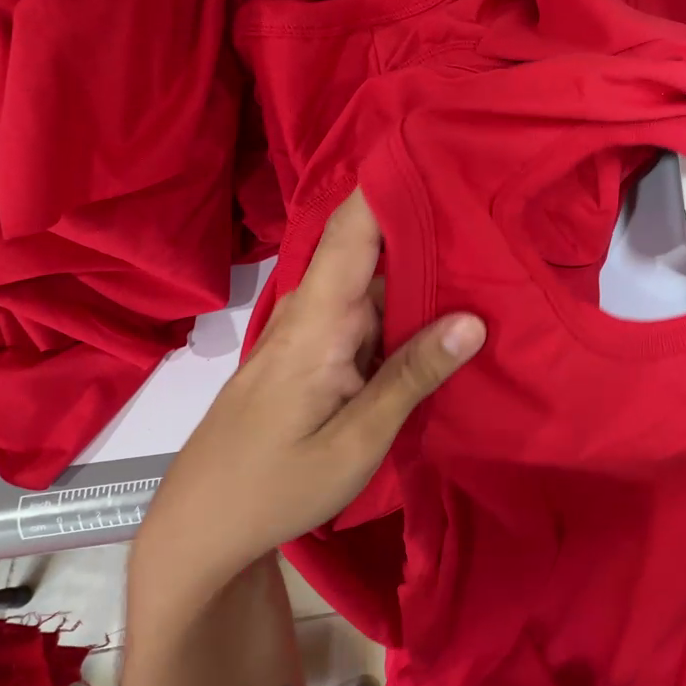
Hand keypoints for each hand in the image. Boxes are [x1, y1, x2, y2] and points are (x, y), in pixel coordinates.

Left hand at [135, 190, 485, 596]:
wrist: (200, 534)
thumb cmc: (274, 488)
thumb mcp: (357, 442)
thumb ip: (412, 376)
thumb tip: (474, 319)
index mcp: (316, 324)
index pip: (351, 233)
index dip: (387, 186)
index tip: (435, 152)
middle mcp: (311, 315)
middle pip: (368, 248)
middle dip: (422, 217)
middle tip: (485, 196)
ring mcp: (312, 335)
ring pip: (372, 280)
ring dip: (420, 259)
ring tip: (481, 237)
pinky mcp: (317, 357)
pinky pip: (368, 311)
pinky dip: (407, 299)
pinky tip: (447, 301)